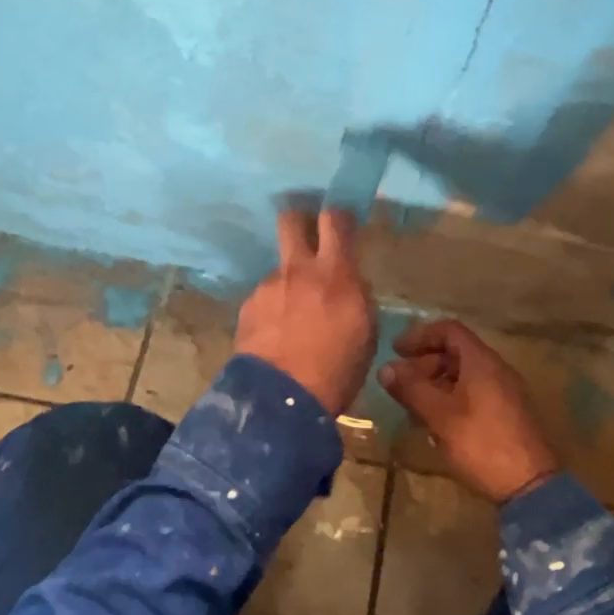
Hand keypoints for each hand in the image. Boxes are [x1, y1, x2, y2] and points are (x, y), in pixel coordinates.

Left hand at [234, 209, 375, 414]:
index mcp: (335, 273)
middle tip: (307, 233)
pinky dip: (272, 309)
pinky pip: (265, 298)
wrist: (281, 401)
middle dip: (299, 220)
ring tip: (294, 317)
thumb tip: (350, 283)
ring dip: (288, 282)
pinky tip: (277, 335)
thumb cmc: (337, 370)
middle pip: (291, 220)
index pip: (336, 220)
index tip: (343, 219)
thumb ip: (358, 296)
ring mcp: (268, 286)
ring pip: (280, 269)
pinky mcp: (247, 307)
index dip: (340, 214)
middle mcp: (298, 270)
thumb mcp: (366, 331)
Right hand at [377, 321, 559, 503]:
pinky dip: (452, 399)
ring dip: (436, 384)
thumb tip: (385, 368)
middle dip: (425, 364)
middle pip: (456, 353)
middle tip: (401, 384)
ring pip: (464, 375)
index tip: (396, 351)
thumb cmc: (481, 443)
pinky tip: (438, 425)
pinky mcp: (509, 414)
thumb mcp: (440, 416)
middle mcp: (497, 369)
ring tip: (414, 407)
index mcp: (482, 361)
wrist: (531, 486)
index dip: (420, 336)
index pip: (449, 330)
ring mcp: (506, 392)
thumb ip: (412, 389)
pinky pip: (475, 393)